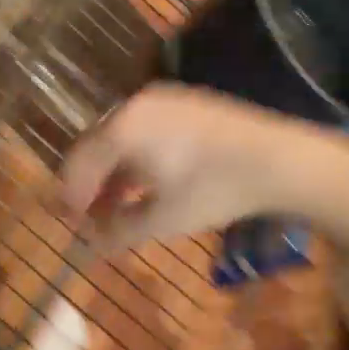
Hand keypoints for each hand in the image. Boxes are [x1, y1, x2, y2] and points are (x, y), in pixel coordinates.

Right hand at [58, 83, 348, 251]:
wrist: (279, 160)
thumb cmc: (214, 189)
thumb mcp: (163, 219)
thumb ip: (118, 232)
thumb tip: (88, 249)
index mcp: (121, 128)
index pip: (79, 163)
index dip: (70, 197)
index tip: (69, 224)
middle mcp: (133, 105)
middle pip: (96, 147)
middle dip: (89, 185)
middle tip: (90, 219)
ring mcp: (160, 100)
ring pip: (120, 138)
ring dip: (112, 173)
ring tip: (116, 207)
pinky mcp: (183, 103)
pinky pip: (144, 130)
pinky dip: (135, 158)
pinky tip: (144, 185)